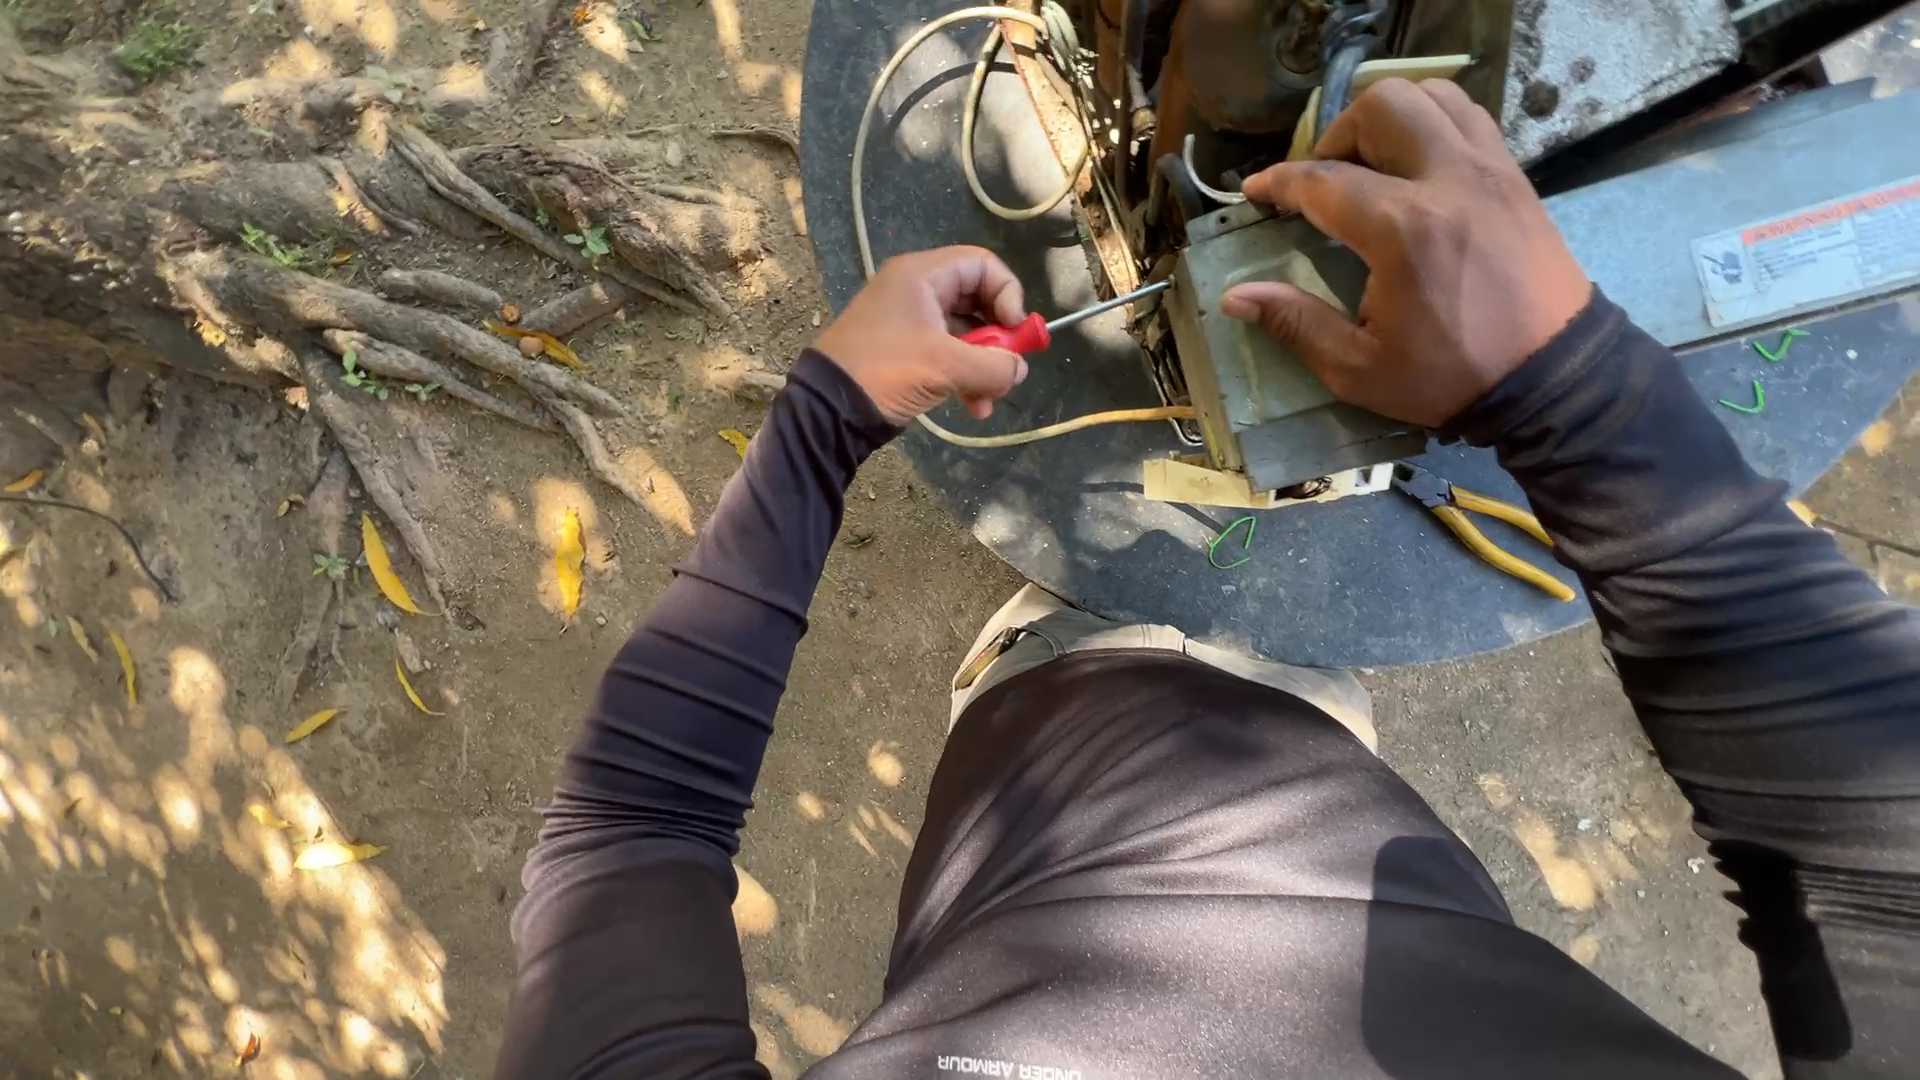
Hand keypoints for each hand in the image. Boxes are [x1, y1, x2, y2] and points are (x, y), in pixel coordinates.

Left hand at [815, 246, 1030, 424]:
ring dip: (983, 366)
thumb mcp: (944, 367)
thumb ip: (992, 366)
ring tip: (989, 398)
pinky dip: (965, 378)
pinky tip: (975, 408)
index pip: (982, 264)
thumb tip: (1020, 369)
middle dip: (998, 337)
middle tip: (1008, 365)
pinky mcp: (907, 352)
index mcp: (922, 275)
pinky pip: (948, 356)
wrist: (829, 407)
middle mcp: (917, 291)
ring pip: (965, 334)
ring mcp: (911, 322)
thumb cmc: (886, 370)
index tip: (1015, 331)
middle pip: (977, 300)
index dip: (1008, 294)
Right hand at [1219, 79, 1591, 426]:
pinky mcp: (1514, 175)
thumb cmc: (1445, 376)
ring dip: (1384, 121)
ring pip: (1431, 96)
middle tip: (1318, 182)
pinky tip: (1408, 170)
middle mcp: (1449, 180)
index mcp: (1403, 230)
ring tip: (1362, 168)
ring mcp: (1490, 169)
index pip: (1324, 181)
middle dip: (1335, 136)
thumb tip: (1235, 296)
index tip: (1253, 191)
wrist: (1548, 377)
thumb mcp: (1355, 365)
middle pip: (1383, 108)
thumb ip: (1294, 322)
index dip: (1279, 182)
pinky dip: (1427, 125)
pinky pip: (1466, 117)